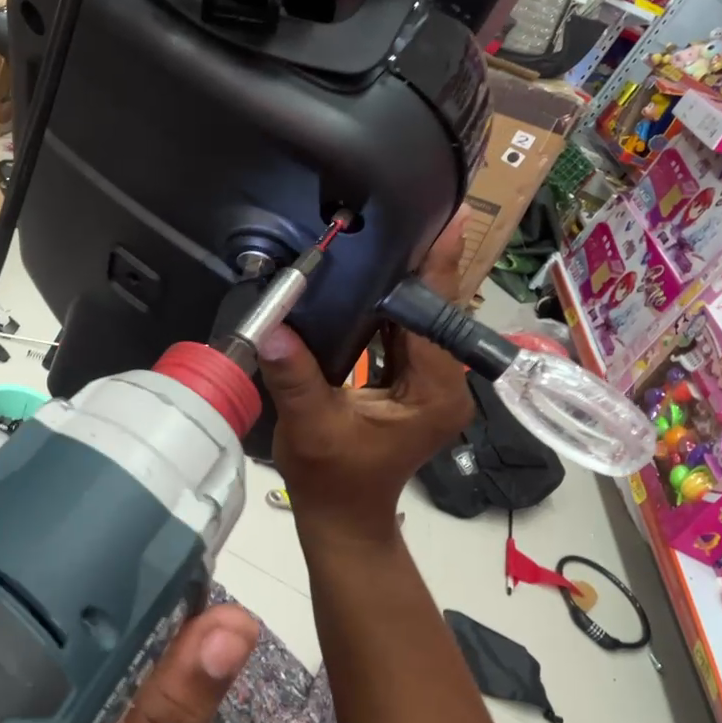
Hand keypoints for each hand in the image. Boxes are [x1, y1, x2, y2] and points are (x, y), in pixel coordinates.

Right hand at [257, 206, 476, 539]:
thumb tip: (270, 326)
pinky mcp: (413, 383)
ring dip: (406, 279)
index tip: (451, 216)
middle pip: (435, 310)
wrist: (343, 518)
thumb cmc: (331, 479)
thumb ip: (295, 376)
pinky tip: (372, 274)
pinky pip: (405, 331)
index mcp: (432, 391)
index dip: (439, 266)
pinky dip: (390, 303)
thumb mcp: (310, 426)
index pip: (437, 316)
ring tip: (393, 226)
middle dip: (422, 261)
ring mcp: (430, 383)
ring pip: (421, 318)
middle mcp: (443, 382)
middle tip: (411, 204)